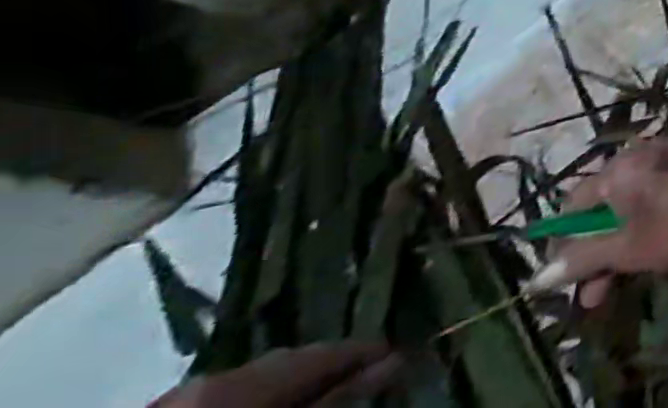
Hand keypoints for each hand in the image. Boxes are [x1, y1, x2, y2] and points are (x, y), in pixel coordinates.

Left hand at [151, 342, 401, 407]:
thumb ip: (338, 398)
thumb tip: (396, 361)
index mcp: (249, 376)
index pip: (328, 350)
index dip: (368, 351)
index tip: (402, 357)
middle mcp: (217, 374)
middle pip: (291, 360)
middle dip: (329, 367)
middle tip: (365, 378)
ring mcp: (180, 396)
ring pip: (257, 377)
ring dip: (294, 385)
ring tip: (322, 396)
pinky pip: (225, 394)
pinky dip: (260, 399)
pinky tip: (272, 407)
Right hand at [538, 138, 667, 306]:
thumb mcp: (626, 249)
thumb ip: (581, 260)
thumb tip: (537, 277)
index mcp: (620, 166)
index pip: (574, 203)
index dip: (565, 241)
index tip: (567, 275)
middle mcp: (644, 148)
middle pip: (607, 199)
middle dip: (599, 246)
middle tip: (598, 289)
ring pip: (637, 195)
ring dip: (626, 234)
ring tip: (628, 273)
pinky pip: (664, 186)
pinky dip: (654, 213)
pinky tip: (663, 239)